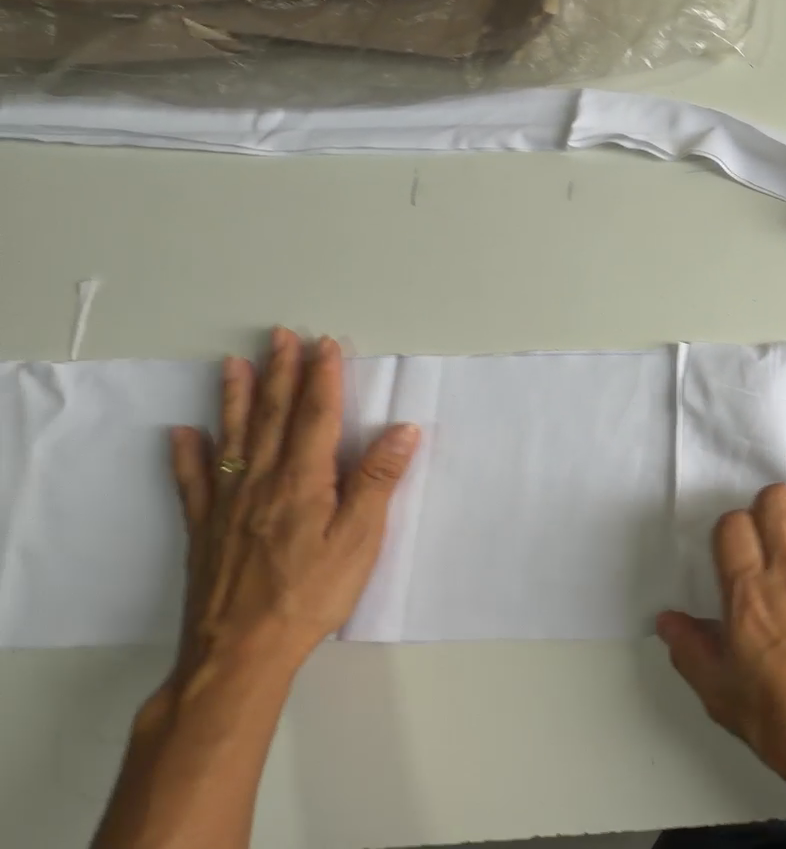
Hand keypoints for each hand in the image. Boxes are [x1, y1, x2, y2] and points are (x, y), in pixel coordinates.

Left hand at [168, 328, 419, 682]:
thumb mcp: (361, 536)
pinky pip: (195, 483)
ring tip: (236, 364)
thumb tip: (401, 429)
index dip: (322, 378)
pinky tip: (183, 434)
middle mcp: (261, 483)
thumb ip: (378, 479)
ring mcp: (228, 505)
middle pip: (274, 418)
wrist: (240, 648)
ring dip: (238, 399)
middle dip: (281, 374)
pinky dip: (189, 454)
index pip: (316, 418)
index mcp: (303, 482)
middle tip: (282, 337)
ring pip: (233, 439)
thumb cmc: (313, 592)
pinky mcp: (206, 530)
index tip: (326, 345)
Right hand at [657, 484, 785, 793]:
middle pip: (776, 498)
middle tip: (773, 541)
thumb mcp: (719, 692)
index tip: (738, 554)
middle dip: (769, 512)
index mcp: (748, 594)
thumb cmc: (779, 719)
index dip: (731, 534)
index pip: (732, 524)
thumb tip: (667, 619)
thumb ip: (690, 648)